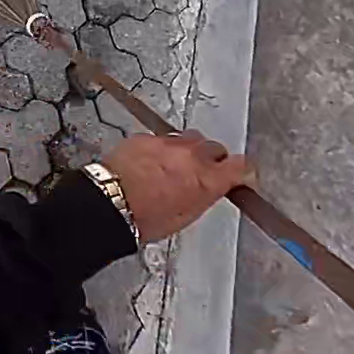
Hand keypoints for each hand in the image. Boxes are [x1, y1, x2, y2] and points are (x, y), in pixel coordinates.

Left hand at [102, 131, 255, 242]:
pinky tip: (152, 162)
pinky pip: (162, 138)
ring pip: (190, 138)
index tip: (240, 173)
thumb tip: (213, 186)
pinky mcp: (147, 136)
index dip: (242, 170)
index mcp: (207, 180)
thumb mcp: (187, 215)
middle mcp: (191, 156)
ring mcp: (168, 143)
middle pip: (215, 148)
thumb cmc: (145, 217)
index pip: (241, 165)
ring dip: (188, 150)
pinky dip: (162, 148)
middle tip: (201, 172)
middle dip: (212, 159)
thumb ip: (205, 194)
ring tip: (175, 166)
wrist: (111, 201)